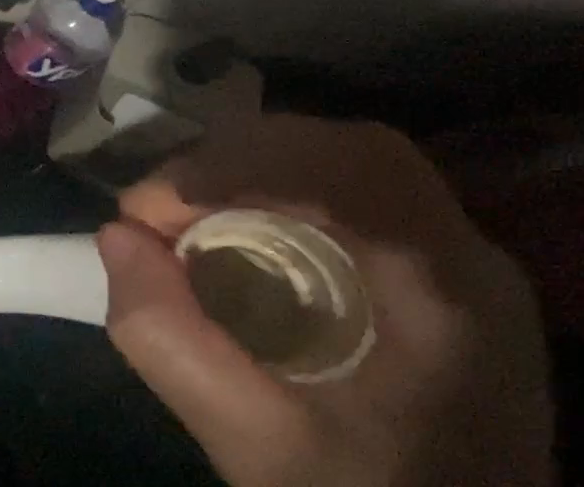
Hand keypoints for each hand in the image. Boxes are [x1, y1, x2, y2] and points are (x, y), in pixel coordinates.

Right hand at [100, 112, 553, 486]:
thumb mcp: (250, 434)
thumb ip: (169, 341)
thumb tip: (116, 236)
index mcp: (442, 289)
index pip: (340, 173)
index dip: (230, 170)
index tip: (148, 211)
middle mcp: (467, 255)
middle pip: (342, 149)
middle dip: (232, 160)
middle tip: (162, 208)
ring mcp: (460, 259)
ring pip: (344, 157)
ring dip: (251, 166)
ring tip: (188, 210)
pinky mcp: (439, 269)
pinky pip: (352, 187)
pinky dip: (277, 183)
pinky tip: (235, 221)